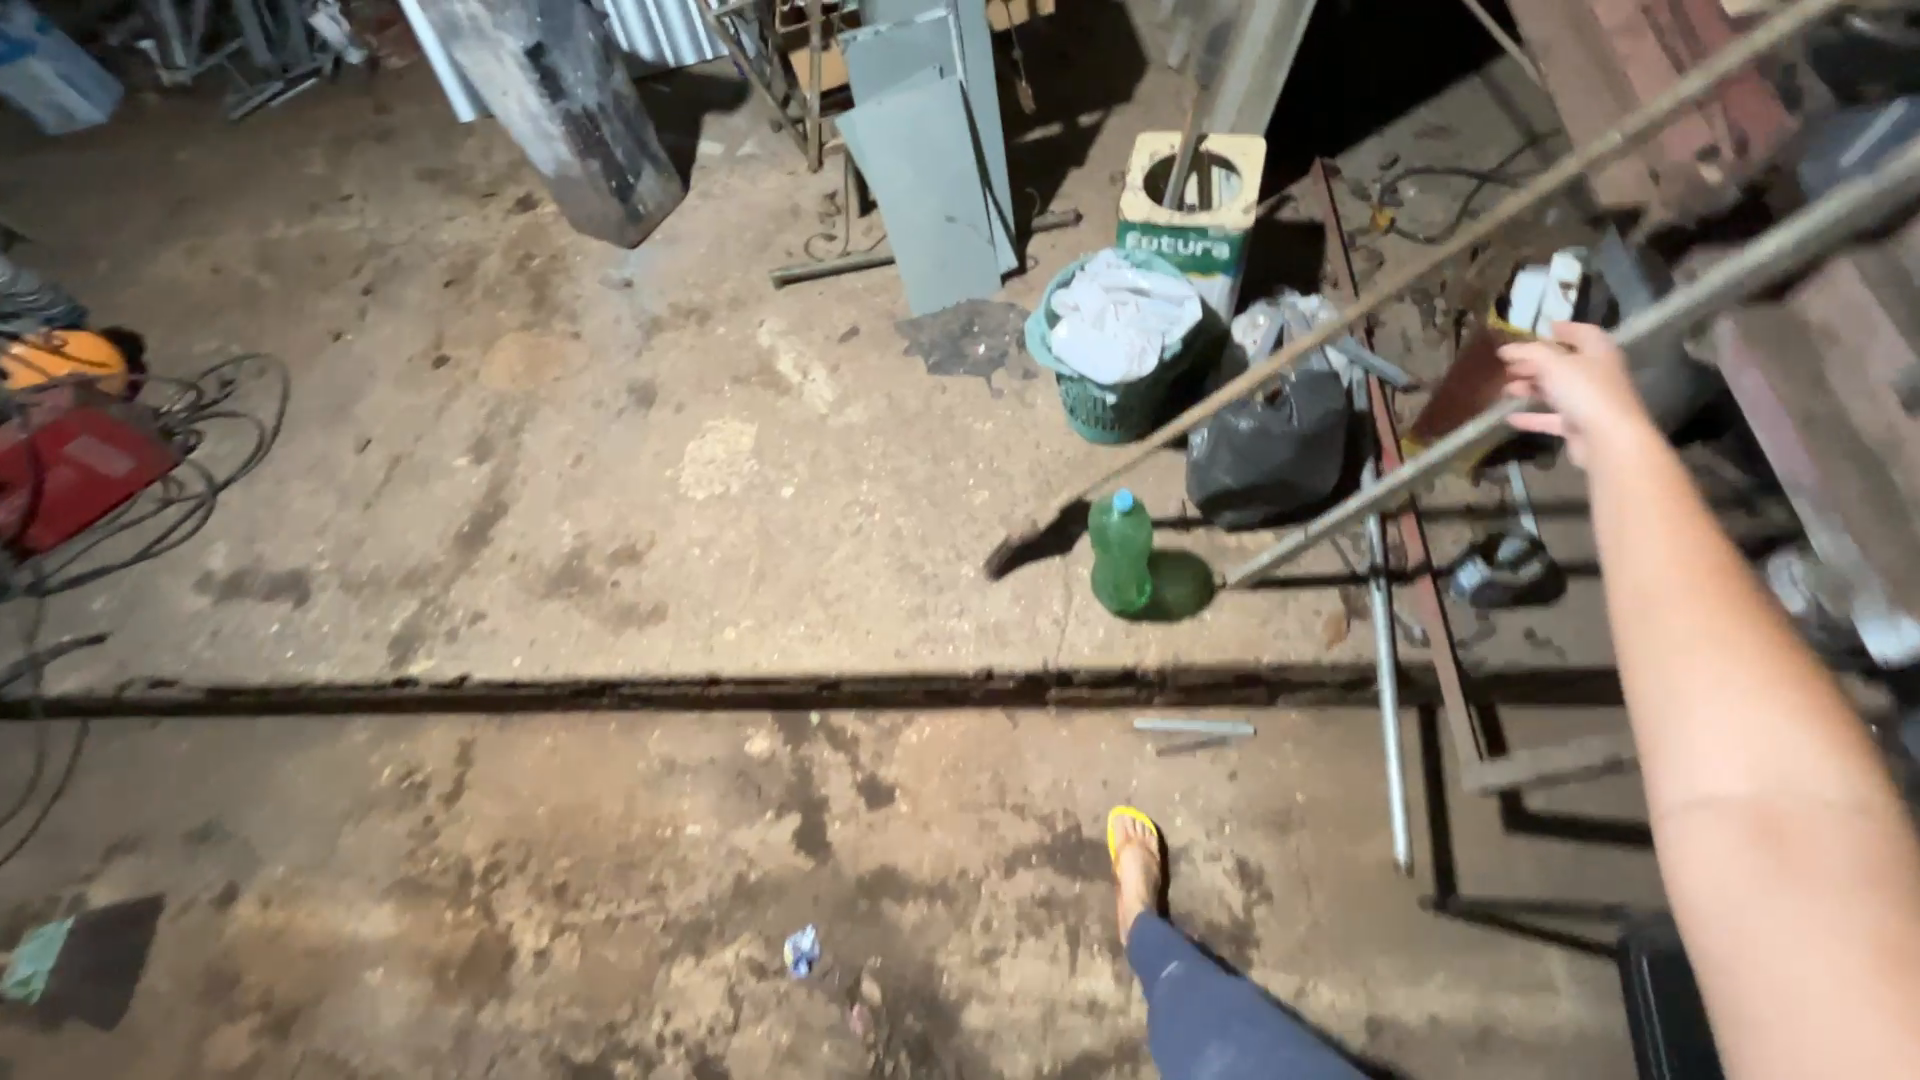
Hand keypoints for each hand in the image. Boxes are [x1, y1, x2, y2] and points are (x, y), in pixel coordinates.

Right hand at [1498, 321, 1658, 468]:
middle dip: (1536, 362)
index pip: (1583, 333)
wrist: (1608, 437)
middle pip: (1564, 363)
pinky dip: (1531, 416)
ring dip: (1531, 387)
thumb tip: (1505, 349)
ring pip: (1556, 390)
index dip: (1564, 329)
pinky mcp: (1578, 425)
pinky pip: (1550, 417)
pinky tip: (1509, 417)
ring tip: (1506, 388)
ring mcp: (1587, 401)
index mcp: (1598, 353)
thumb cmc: (1585, 391)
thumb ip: (1529, 353)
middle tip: (1509, 364)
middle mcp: (1595, 374)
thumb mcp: (1554, 364)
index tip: (1542, 328)